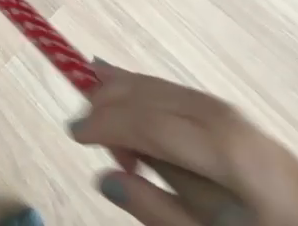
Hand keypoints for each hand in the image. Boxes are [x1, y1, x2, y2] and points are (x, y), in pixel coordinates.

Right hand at [70, 63, 297, 225]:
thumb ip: (159, 212)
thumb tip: (105, 178)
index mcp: (221, 150)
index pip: (146, 120)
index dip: (104, 122)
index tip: (74, 134)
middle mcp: (220, 117)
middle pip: (146, 94)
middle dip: (107, 104)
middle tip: (85, 135)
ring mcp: (224, 109)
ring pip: (154, 85)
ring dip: (119, 97)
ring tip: (104, 130)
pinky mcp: (222, 110)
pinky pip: (167, 90)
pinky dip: (137, 93)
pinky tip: (114, 86)